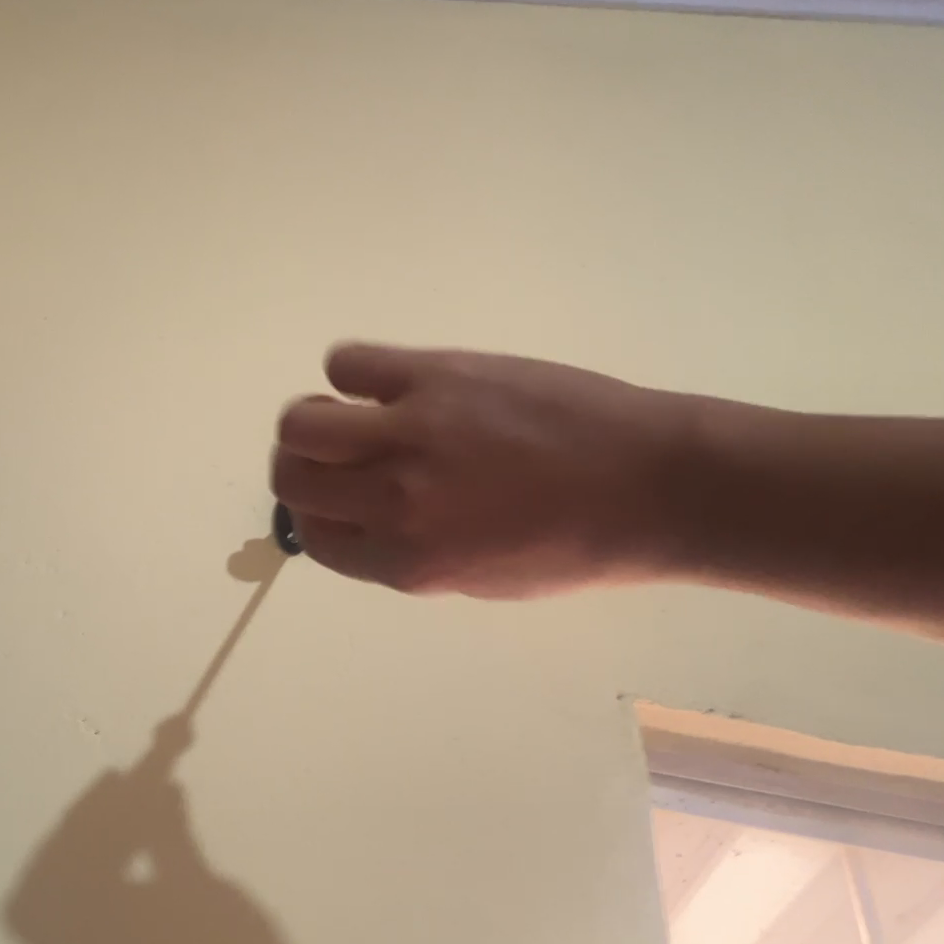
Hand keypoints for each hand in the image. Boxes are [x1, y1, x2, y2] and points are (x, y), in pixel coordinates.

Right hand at [272, 343, 688, 598]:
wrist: (652, 484)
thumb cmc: (571, 545)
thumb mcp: (476, 578)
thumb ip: (402, 554)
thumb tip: (354, 516)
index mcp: (405, 562)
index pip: (313, 535)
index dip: (315, 515)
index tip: (333, 497)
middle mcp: (393, 501)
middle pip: (291, 476)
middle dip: (300, 467)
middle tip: (333, 454)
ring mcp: (410, 433)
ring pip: (301, 421)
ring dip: (311, 419)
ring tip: (347, 414)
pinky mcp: (433, 376)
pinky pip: (347, 364)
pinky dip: (351, 372)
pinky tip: (384, 383)